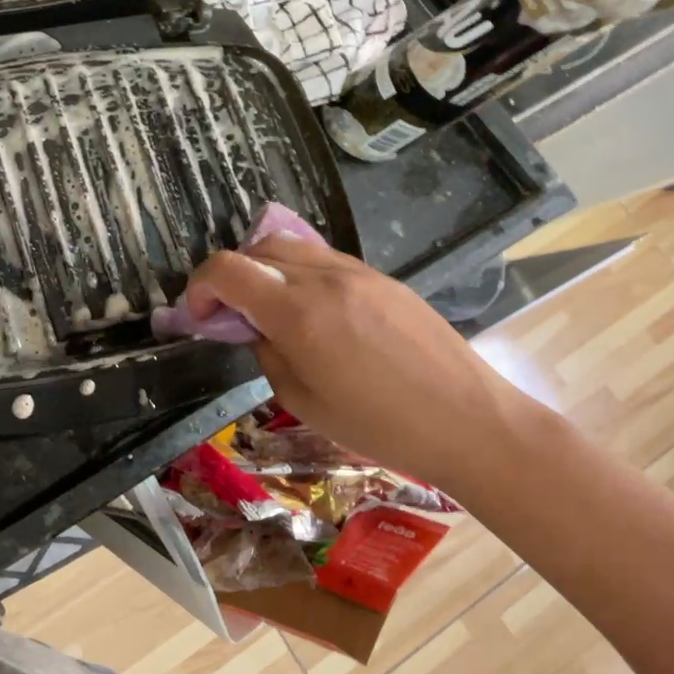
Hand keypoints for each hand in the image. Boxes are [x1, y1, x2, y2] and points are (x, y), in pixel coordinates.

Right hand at [179, 235, 533, 485]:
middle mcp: (324, 279)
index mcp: (297, 313)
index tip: (200, 318)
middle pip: (254, 250)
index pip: (226, 269)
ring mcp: (358, 273)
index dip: (199, 288)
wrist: (474, 424)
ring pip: (289, 247)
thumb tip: (257, 329)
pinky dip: (298, 274)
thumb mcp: (300, 399)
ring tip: (269, 311)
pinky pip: (323, 260)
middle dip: (228, 278)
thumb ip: (267, 352)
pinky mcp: (383, 279)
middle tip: (230, 317)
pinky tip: (311, 312)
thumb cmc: (380, 426)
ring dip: (264, 271)